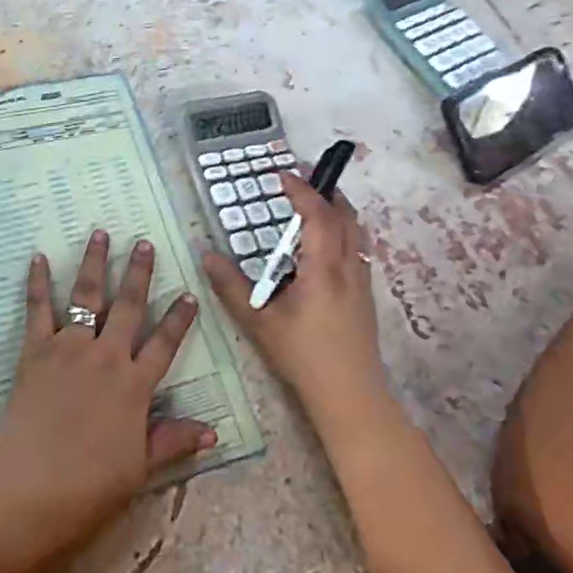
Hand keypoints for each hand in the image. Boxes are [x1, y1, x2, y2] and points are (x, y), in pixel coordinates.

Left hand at [0, 231, 210, 564]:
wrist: (28, 483)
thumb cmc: (88, 484)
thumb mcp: (139, 469)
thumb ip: (172, 441)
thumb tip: (213, 431)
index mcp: (135, 385)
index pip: (164, 344)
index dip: (178, 319)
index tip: (189, 293)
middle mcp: (106, 356)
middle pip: (127, 306)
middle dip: (138, 273)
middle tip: (144, 242)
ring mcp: (69, 348)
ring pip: (86, 296)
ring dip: (94, 263)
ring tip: (100, 233)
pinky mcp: (36, 349)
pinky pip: (38, 309)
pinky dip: (37, 282)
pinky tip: (37, 258)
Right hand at [203, 176, 388, 426]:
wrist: (351, 397)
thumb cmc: (303, 357)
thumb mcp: (259, 322)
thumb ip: (231, 286)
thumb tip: (207, 255)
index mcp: (323, 270)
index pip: (318, 216)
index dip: (302, 191)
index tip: (282, 175)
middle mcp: (347, 268)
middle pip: (346, 216)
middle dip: (327, 191)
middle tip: (304, 176)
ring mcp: (361, 281)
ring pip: (357, 232)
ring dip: (339, 209)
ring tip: (316, 200)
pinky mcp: (365, 295)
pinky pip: (358, 247)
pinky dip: (344, 229)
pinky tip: (325, 240)